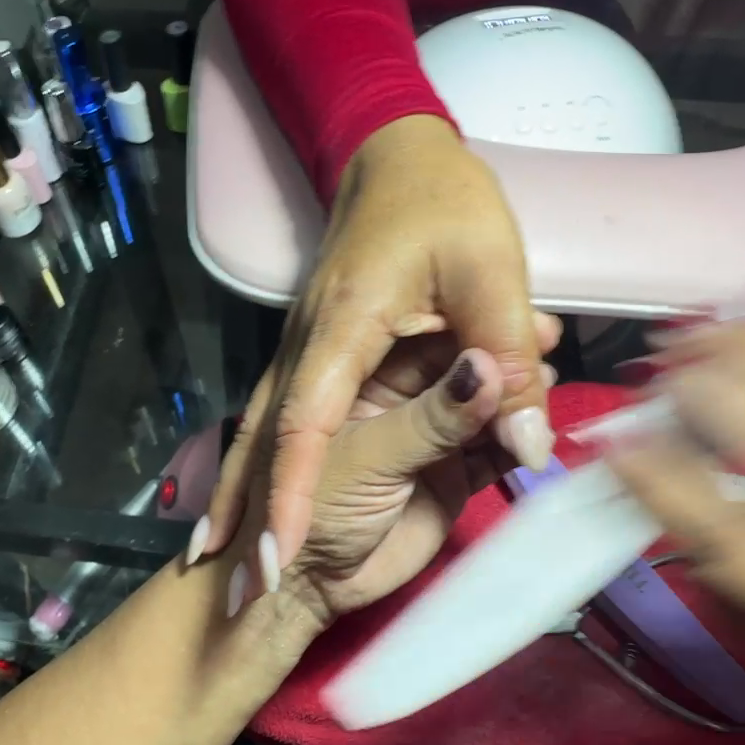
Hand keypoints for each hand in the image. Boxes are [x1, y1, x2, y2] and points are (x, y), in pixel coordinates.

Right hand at [192, 114, 556, 573]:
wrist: (394, 156)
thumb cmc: (443, 205)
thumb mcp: (490, 274)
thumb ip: (506, 362)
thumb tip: (529, 449)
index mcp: (342, 328)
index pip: (305, 424)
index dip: (287, 496)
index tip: (272, 558)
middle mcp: (305, 349)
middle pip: (264, 438)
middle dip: (242, 513)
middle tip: (235, 587)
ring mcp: (301, 353)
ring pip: (263, 432)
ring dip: (238, 496)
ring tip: (215, 562)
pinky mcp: (313, 357)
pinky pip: (282, 421)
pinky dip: (254, 467)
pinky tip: (241, 505)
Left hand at [222, 341, 539, 625]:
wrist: (319, 585)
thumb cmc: (324, 509)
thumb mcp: (375, 455)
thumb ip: (434, 418)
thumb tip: (489, 366)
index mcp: (363, 379)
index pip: (422, 341)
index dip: (468, 327)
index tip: (516, 314)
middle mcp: (399, 397)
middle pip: (459, 369)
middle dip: (501, 359)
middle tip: (548, 339)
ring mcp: (429, 435)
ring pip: (480, 409)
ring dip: (513, 401)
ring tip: (551, 379)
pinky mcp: (451, 473)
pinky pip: (491, 452)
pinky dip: (516, 444)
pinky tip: (542, 431)